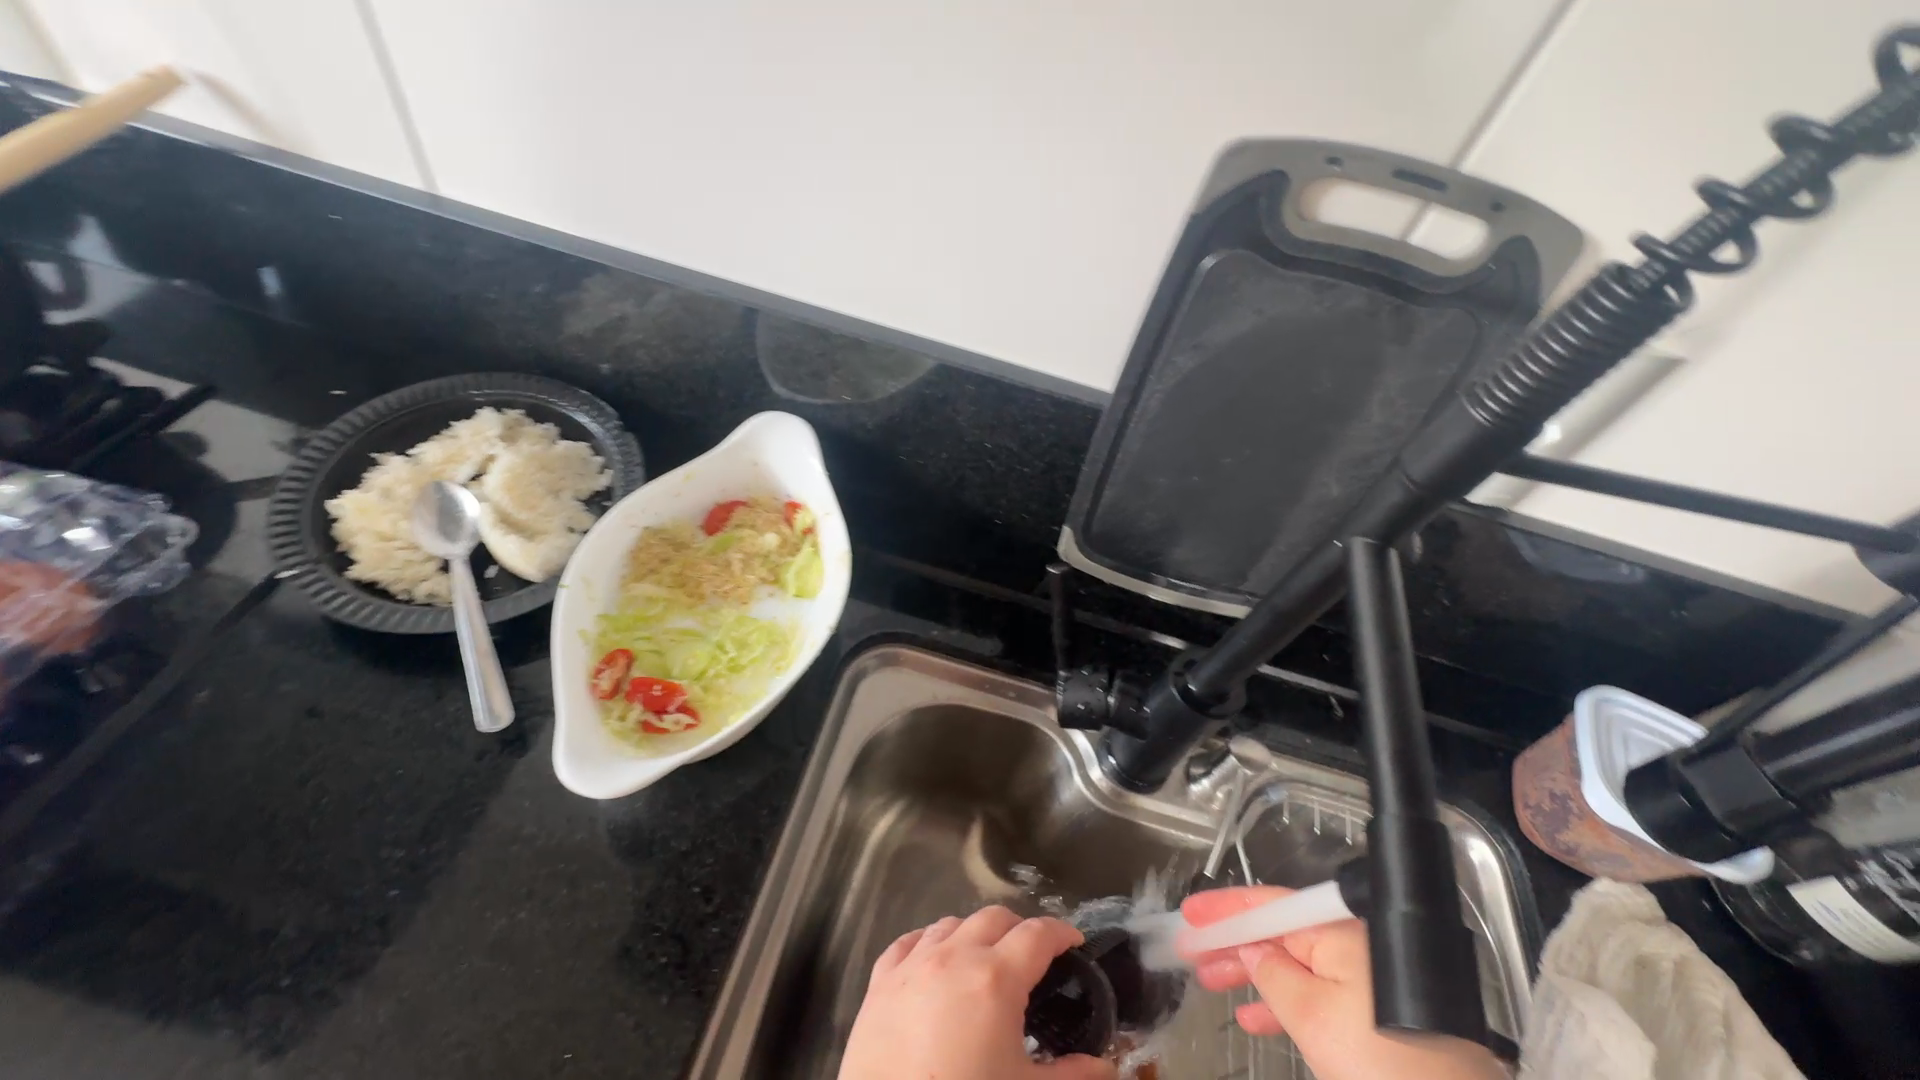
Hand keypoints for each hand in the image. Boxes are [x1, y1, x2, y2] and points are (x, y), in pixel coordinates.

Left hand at [838, 906, 1116, 1079]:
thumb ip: (1071, 1074)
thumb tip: (1105, 1068)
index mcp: (996, 978)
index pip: (1038, 934)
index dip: (1061, 933)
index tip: (1074, 943)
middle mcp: (954, 956)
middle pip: (995, 917)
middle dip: (1019, 929)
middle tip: (1032, 957)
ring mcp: (912, 965)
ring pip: (951, 923)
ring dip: (974, 933)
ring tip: (985, 959)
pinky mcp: (880, 982)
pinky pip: (907, 942)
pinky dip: (929, 942)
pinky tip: (935, 960)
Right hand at [1183, 887, 1504, 1079]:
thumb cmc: (1377, 1055)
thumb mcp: (1309, 1013)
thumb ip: (1271, 975)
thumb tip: (1250, 951)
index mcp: (1335, 931)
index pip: (1269, 905)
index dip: (1225, 908)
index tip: (1190, 913)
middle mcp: (1349, 945)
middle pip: (1278, 933)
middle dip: (1232, 942)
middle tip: (1191, 951)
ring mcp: (1361, 979)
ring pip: (1291, 965)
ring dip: (1249, 973)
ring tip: (1210, 983)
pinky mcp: (1369, 1014)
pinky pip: (1312, 994)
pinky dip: (1278, 1003)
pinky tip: (1252, 1018)